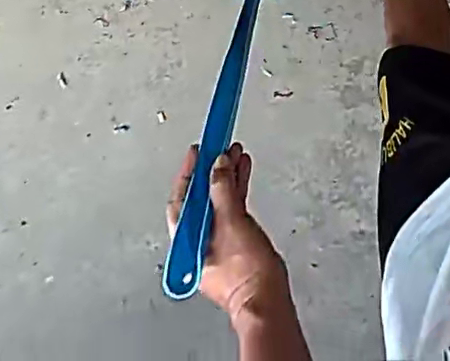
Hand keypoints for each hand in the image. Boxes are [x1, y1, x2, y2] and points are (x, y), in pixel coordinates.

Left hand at [167, 143, 292, 322]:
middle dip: (212, 169)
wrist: (267, 301)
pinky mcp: (234, 241)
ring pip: (218, 199)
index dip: (190, 171)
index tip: (198, 151)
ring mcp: (216, 241)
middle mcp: (198, 240)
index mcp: (187, 240)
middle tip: (219, 147)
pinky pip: (231, 207)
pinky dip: (236, 187)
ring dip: (227, 174)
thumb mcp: (232, 220)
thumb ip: (222, 188)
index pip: (181, 197)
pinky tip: (243, 171)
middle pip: (200, 196)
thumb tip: (217, 165)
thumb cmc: (246, 274)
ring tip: (236, 153)